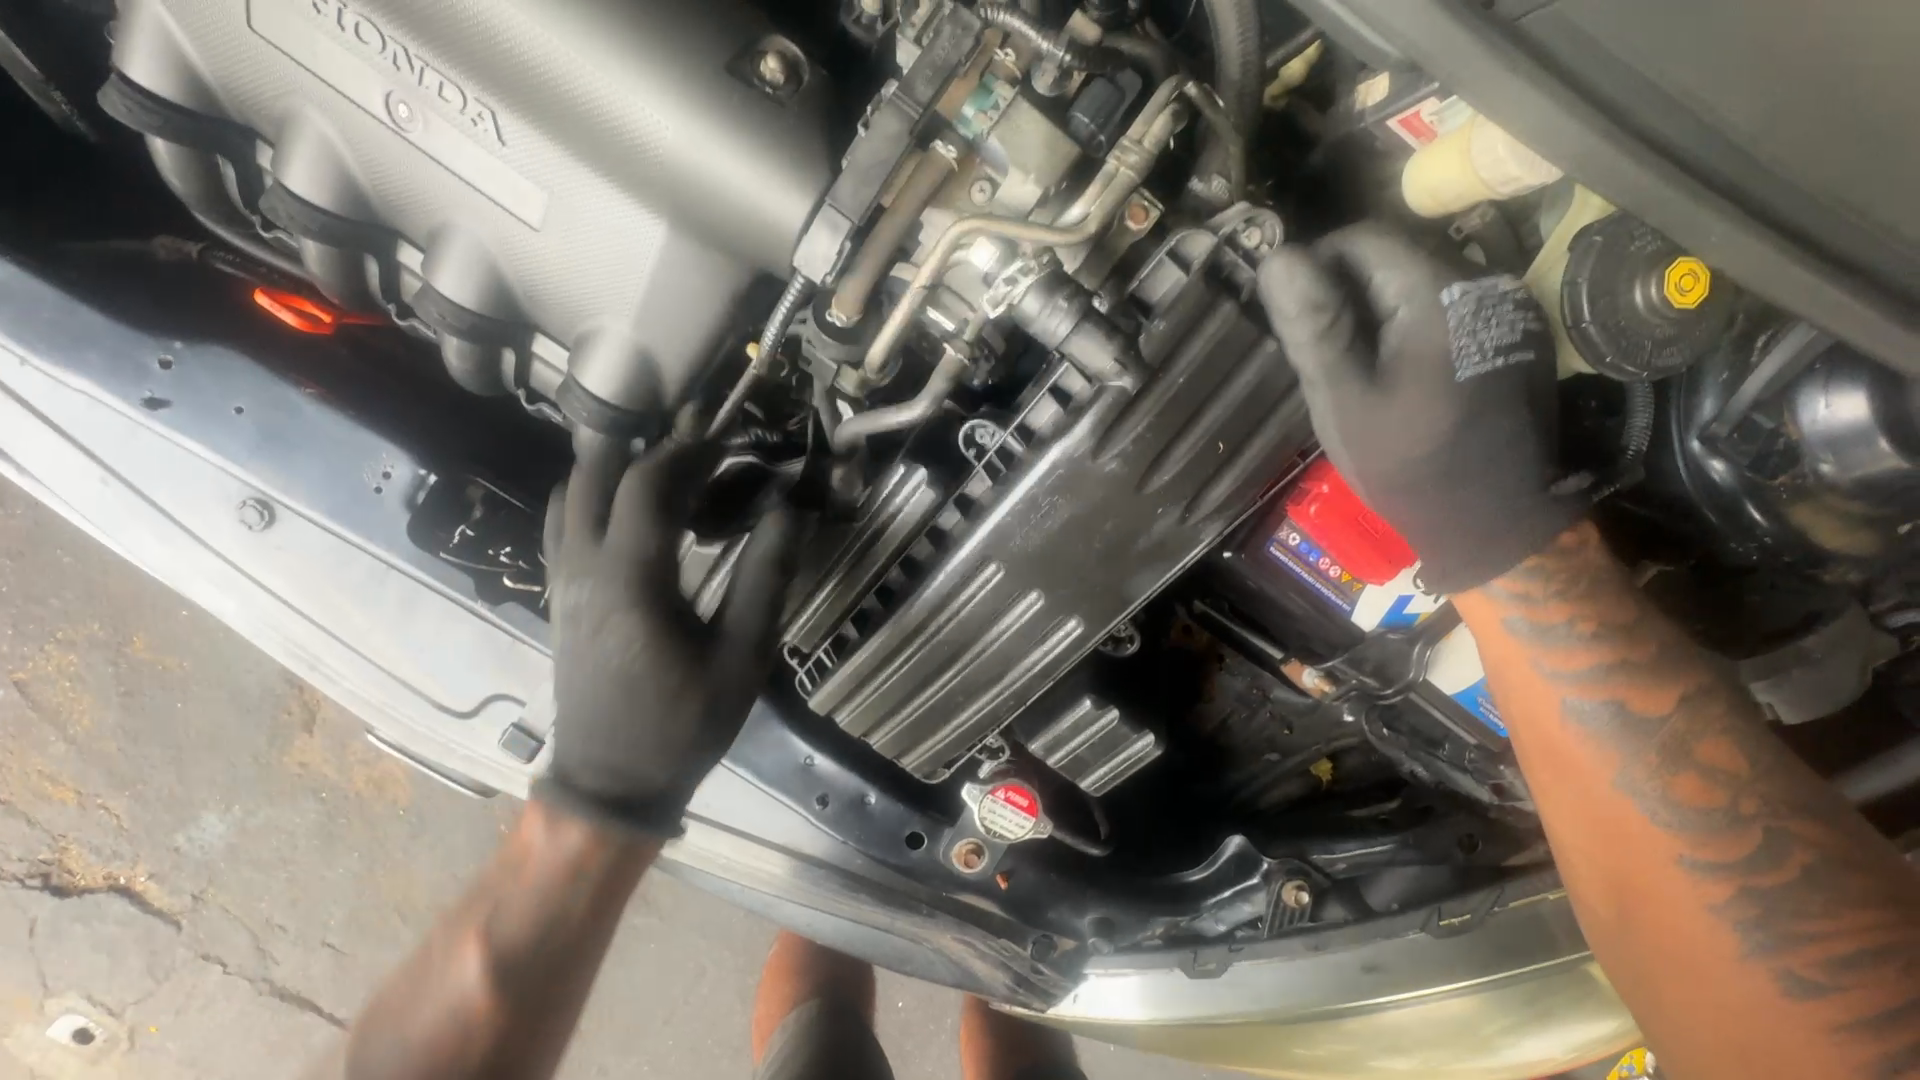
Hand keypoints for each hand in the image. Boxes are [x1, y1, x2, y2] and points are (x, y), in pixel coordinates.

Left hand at [537, 439, 796, 835]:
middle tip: (699, 451)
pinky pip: (563, 524)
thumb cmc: (684, 723)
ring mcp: (562, 581)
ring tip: (669, 475)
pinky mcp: (558, 596)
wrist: (612, 780)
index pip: (648, 483)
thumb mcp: (742, 656)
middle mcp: (584, 567)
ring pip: (572, 494)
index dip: (690, 452)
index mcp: (631, 579)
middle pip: (597, 473)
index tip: (729, 444)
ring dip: (615, 469)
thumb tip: (791, 510)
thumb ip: (766, 577)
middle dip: (647, 448)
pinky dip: (594, 498)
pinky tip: (632, 514)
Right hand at [1258, 223, 1581, 593]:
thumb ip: (1315, 325)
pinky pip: (1444, 310)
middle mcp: (1481, 284)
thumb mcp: (1344, 398)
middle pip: (1394, 258)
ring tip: (1352, 365)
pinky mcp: (1512, 334)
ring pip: (1418, 283)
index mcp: (1437, 295)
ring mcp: (1505, 309)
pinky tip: (1395, 373)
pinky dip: (1408, 327)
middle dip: (1345, 293)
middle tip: (1318, 351)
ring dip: (1376, 310)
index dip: (1315, 266)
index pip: (1362, 239)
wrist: (1491, 522)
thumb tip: (1278, 257)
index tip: (1292, 315)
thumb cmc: (1406, 464)